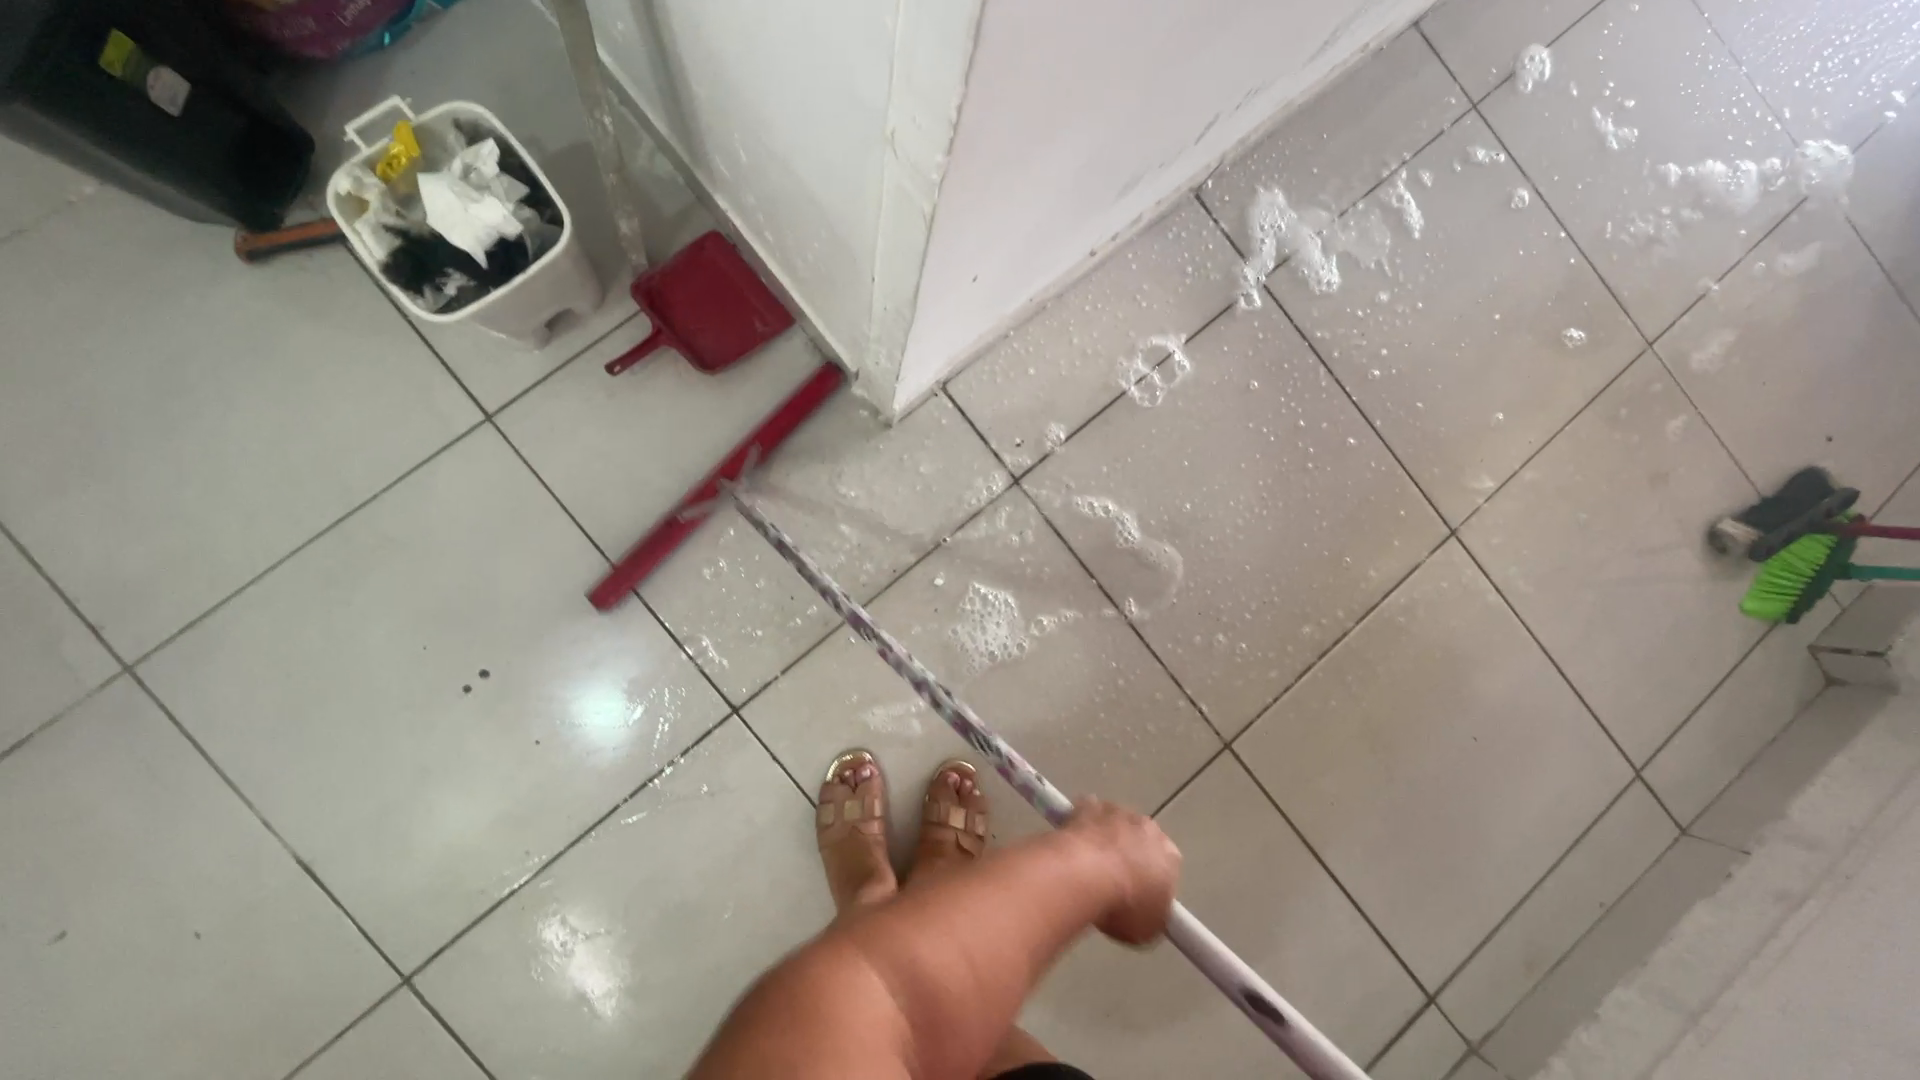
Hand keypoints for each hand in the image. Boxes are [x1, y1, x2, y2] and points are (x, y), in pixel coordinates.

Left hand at [1063, 798, 1180, 945]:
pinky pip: (1086, 815)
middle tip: (1112, 883)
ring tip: (1087, 868)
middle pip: (1141, 840)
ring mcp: (1116, 812)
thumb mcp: (1148, 928)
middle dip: (1130, 855)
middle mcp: (1147, 827)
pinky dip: (1081, 827)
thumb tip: (1143, 912)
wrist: (1085, 874)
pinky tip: (1072, 847)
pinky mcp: (1086, 806)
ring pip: (1113, 824)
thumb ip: (1151, 914)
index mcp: (1170, 856)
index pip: (1167, 867)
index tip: (1137, 898)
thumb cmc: (1123, 905)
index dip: (1151, 883)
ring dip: (1105, 839)